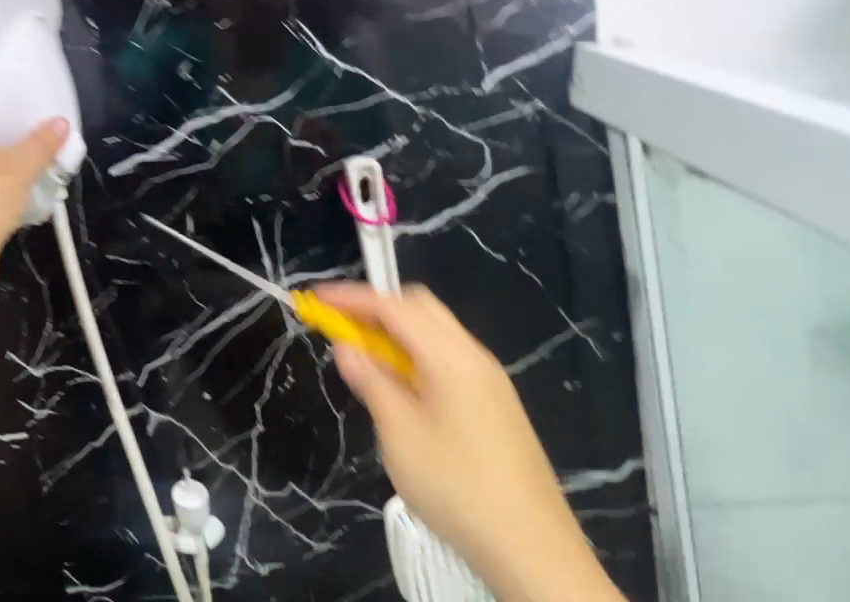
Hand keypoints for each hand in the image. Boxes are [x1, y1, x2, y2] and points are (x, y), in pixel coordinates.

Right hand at [315, 284, 623, 601]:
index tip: (315, 299)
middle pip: (420, 308)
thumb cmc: (457, 487)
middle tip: (340, 326)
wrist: (534, 551)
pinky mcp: (496, 406)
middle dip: (376, 308)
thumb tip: (347, 346)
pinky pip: (449, 359)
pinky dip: (416, 356)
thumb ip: (371, 382)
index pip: (394, 307)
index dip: (351, 297)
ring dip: (396, 333)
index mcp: (451, 358)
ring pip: (436, 333)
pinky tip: (399, 388)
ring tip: (362, 359)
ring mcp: (490, 382)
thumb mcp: (399, 434)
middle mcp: (475, 358)